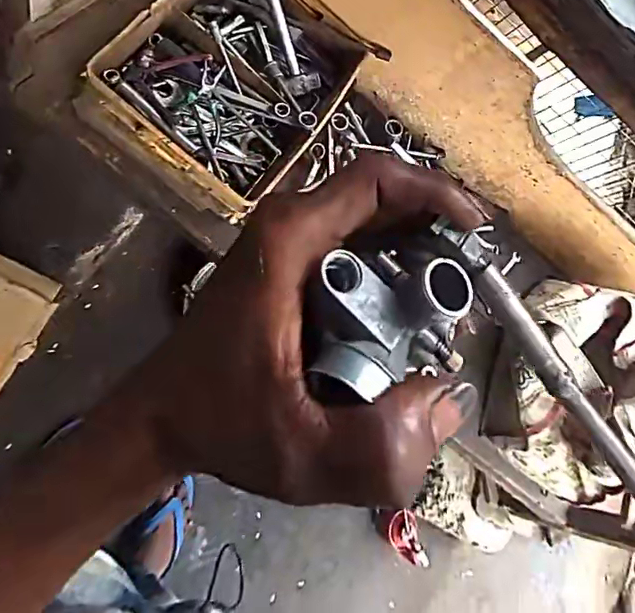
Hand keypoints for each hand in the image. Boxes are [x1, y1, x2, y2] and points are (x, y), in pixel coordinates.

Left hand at [132, 154, 489, 506]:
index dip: (432, 190)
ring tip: (447, 295)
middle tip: (468, 276)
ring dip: (417, 241)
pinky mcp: (293, 254)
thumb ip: (376, 448)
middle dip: (433, 224)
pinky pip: (358, 237)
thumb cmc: (222, 420)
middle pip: (380, 193)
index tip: (472, 227)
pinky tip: (412, 303)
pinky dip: (394, 256)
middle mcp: (290, 222)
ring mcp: (289, 235)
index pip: (373, 179)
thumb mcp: (299, 454)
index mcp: (290, 239)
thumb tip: (445, 401)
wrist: (161, 414)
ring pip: (372, 214)